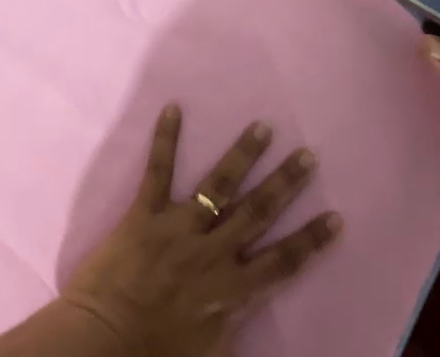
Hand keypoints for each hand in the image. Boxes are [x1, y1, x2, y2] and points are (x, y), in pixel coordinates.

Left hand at [59, 104, 342, 356]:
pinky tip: (173, 107)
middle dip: (285, 182)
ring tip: (262, 127)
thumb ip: (232, 322)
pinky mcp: (144, 213)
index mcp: (231, 290)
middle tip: (307, 154)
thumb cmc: (155, 353)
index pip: (283, 262)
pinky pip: (158, 170)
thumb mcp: (210, 349)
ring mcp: (178, 227)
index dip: (311, 240)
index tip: (336, 217)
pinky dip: (165, 138)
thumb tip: (248, 305)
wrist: (103, 341)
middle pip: (257, 212)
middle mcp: (211, 252)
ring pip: (218, 184)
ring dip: (242, 154)